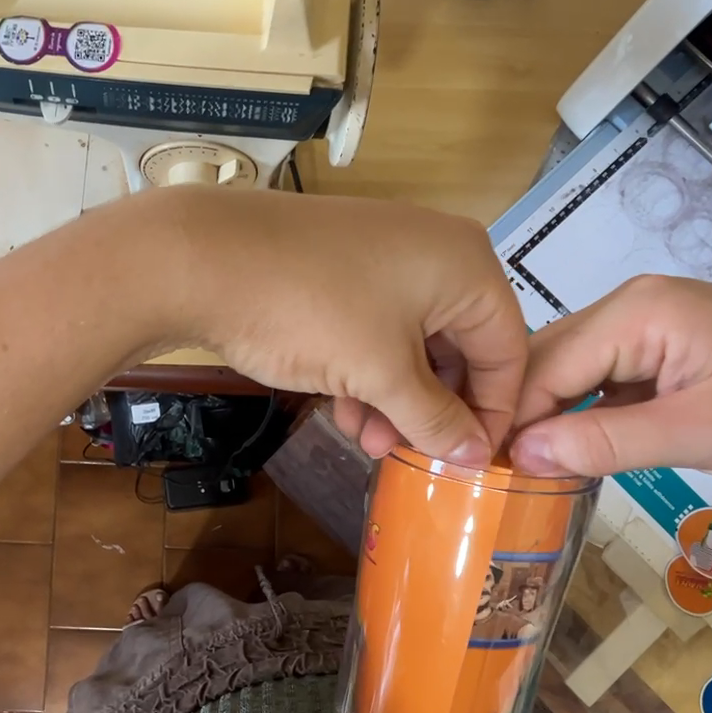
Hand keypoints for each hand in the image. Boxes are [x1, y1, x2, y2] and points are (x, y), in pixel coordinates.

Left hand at [138, 187, 525, 466]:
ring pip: (410, 344)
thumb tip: (477, 455)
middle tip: (406, 454)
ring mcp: (383, 256)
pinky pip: (373, 329)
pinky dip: (365, 373)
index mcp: (466, 265)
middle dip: (431, 408)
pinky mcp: (341, 269)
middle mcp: (434, 252)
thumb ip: (435, 418)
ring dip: (394, 399)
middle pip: (458, 347)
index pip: (506, 350)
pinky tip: (342, 410)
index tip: (470, 461)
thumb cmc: (310, 312)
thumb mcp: (380, 375)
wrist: (205, 261)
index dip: (492, 412)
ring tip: (364, 440)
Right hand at [505, 276, 711, 483]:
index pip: (543, 366)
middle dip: (519, 417)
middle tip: (492, 476)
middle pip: (548, 364)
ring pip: (571, 375)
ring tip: (520, 468)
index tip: (481, 473)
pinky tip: (566, 452)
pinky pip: (602, 384)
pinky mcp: (666, 355)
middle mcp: (633, 308)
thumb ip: (604, 441)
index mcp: (638, 310)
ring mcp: (651, 329)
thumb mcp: (702, 433)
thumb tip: (519, 454)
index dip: (508, 420)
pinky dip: (581, 419)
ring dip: (547, 420)